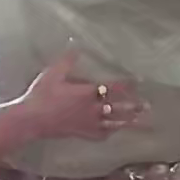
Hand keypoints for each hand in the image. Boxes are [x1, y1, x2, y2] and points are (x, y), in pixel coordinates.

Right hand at [18, 51, 147, 139]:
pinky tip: (114, 132)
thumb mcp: (53, 72)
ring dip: (127, 123)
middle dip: (133, 107)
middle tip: (147, 106)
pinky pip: (100, 135)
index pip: (112, 87)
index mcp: (87, 93)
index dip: (126, 84)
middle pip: (118, 108)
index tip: (138, 81)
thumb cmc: (41, 95)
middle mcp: (92, 109)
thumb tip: (76, 44)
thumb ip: (68, 59)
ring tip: (140, 122)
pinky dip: (109, 133)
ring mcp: (87, 124)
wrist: (32, 120)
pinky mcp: (81, 134)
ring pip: (113, 124)